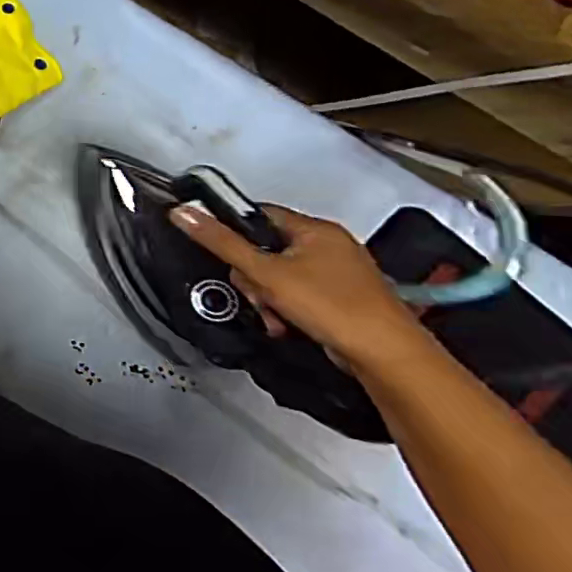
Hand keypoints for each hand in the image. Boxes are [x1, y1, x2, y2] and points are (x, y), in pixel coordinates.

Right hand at [169, 203, 433, 373]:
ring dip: (265, 295)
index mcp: (316, 230)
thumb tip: (183, 212)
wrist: (388, 359)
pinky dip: (284, 307)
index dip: (232, 231)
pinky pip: (295, 293)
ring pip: (277, 274)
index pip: (257, 214)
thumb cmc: (335, 309)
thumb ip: (220, 241)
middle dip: (251, 275)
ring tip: (274, 313)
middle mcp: (330, 246)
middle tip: (256, 291)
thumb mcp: (264, 272)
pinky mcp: (340, 298)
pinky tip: (286, 322)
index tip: (222, 250)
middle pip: (263, 248)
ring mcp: (338, 274)